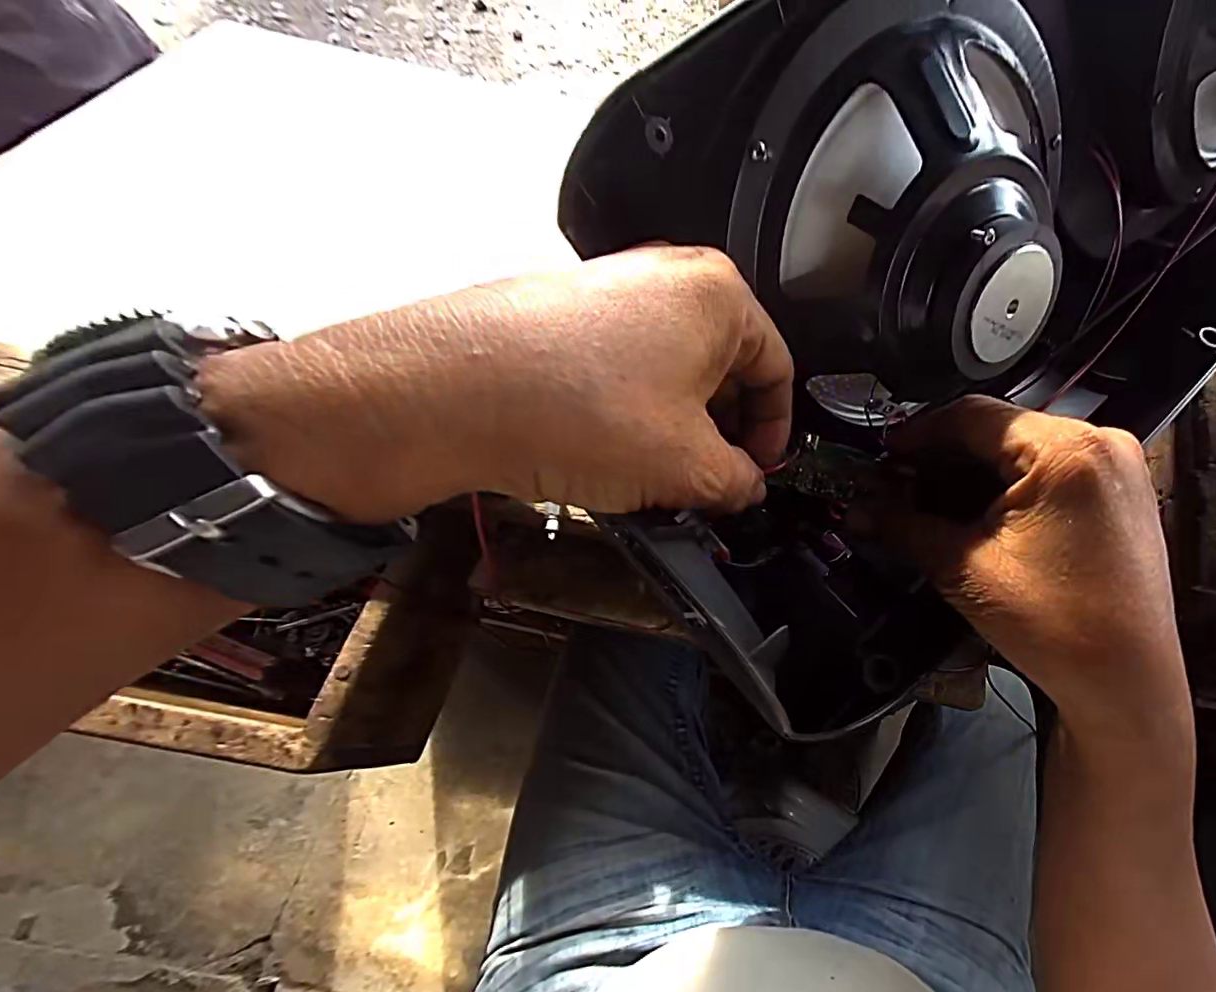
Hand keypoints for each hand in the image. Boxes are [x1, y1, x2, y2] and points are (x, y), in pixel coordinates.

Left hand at [195, 246, 792, 522]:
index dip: (776, 433)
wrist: (438, 396)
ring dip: (684, 427)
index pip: (778, 372)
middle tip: (716, 478)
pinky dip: (642, 413)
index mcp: (718, 296)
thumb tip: (746, 487)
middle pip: (729, 369)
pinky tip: (620, 451)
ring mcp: (616, 292)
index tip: (760, 470)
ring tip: (663, 472)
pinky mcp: (572, 315)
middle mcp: (669, 279)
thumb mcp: (690, 468)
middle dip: (727, 432)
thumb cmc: (565, 407)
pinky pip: (633, 369)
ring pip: (680, 372)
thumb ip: (742, 483)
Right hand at [875, 395, 1187, 719]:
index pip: (973, 415)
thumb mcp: (967, 570)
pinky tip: (982, 519)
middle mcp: (1102, 446)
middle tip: (905, 489)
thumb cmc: (1064, 630)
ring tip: (937, 509)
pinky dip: (1012, 489)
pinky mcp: (1120, 496)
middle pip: (1000, 432)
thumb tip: (866, 509)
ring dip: (977, 476)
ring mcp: (1118, 470)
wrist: (1125, 684)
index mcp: (1067, 450)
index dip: (920, 433)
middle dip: (946, 461)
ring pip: (1025, 453)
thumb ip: (906, 527)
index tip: (889, 453)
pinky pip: (1053, 473)